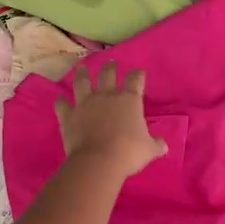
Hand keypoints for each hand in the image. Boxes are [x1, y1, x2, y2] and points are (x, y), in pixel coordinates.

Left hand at [54, 62, 167, 178]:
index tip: (138, 74)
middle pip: (108, 73)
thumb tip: (164, 145)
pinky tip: (60, 100)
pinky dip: (61, 102)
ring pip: (82, 82)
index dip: (137, 75)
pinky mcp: (69, 115)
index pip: (135, 79)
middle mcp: (106, 96)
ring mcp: (85, 103)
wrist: (98, 160)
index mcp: (129, 100)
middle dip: (111, 67)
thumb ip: (156, 145)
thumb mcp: (149, 150)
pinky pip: (62, 105)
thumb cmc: (128, 152)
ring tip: (83, 69)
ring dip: (83, 74)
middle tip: (111, 62)